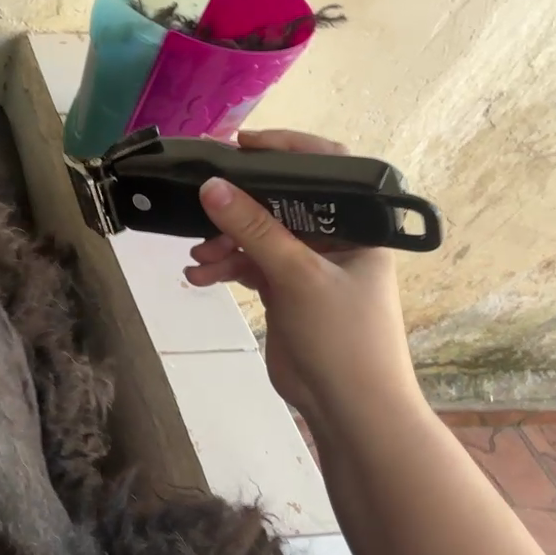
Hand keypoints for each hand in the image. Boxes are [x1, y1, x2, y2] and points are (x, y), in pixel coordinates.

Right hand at [181, 129, 420, 423]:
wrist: (350, 410)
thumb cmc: (342, 336)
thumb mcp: (297, 276)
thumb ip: (254, 229)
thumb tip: (211, 185)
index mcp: (356, 227)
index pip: (325, 170)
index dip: (285, 149)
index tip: (238, 144)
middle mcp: (333, 239)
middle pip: (280, 203)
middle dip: (238, 206)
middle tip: (199, 200)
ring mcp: (307, 265)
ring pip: (257, 235)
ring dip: (224, 243)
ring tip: (199, 258)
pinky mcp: (284, 290)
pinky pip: (248, 264)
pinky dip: (224, 267)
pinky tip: (199, 278)